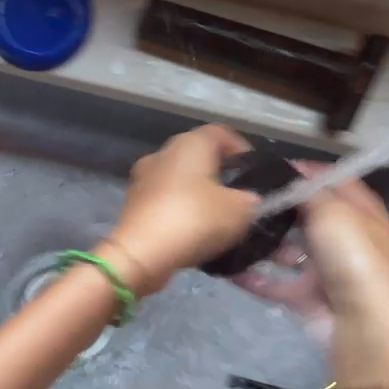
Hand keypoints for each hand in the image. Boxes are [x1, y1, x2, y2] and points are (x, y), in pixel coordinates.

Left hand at [101, 126, 258, 296]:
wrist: (139, 255)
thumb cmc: (194, 220)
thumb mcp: (241, 209)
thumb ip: (251, 199)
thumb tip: (247, 199)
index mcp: (189, 144)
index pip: (221, 134)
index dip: (241, 149)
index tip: (256, 171)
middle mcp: (161, 155)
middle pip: (197, 157)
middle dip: (219, 174)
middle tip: (240, 195)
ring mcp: (141, 180)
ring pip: (179, 181)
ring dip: (198, 195)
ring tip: (219, 216)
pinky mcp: (132, 206)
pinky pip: (165, 203)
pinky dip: (180, 212)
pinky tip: (194, 231)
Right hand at [232, 161, 388, 383]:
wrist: (362, 322)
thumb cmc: (353, 258)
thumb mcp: (333, 211)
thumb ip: (308, 192)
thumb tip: (288, 174)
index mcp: (361, 213)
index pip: (335, 182)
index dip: (306, 171)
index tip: (269, 166)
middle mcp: (345, 238)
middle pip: (308, 216)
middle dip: (278, 208)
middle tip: (241, 199)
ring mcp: (325, 269)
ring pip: (287, 250)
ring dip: (262, 243)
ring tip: (230, 231)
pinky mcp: (306, 296)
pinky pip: (273, 282)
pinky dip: (252, 276)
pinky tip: (227, 267)